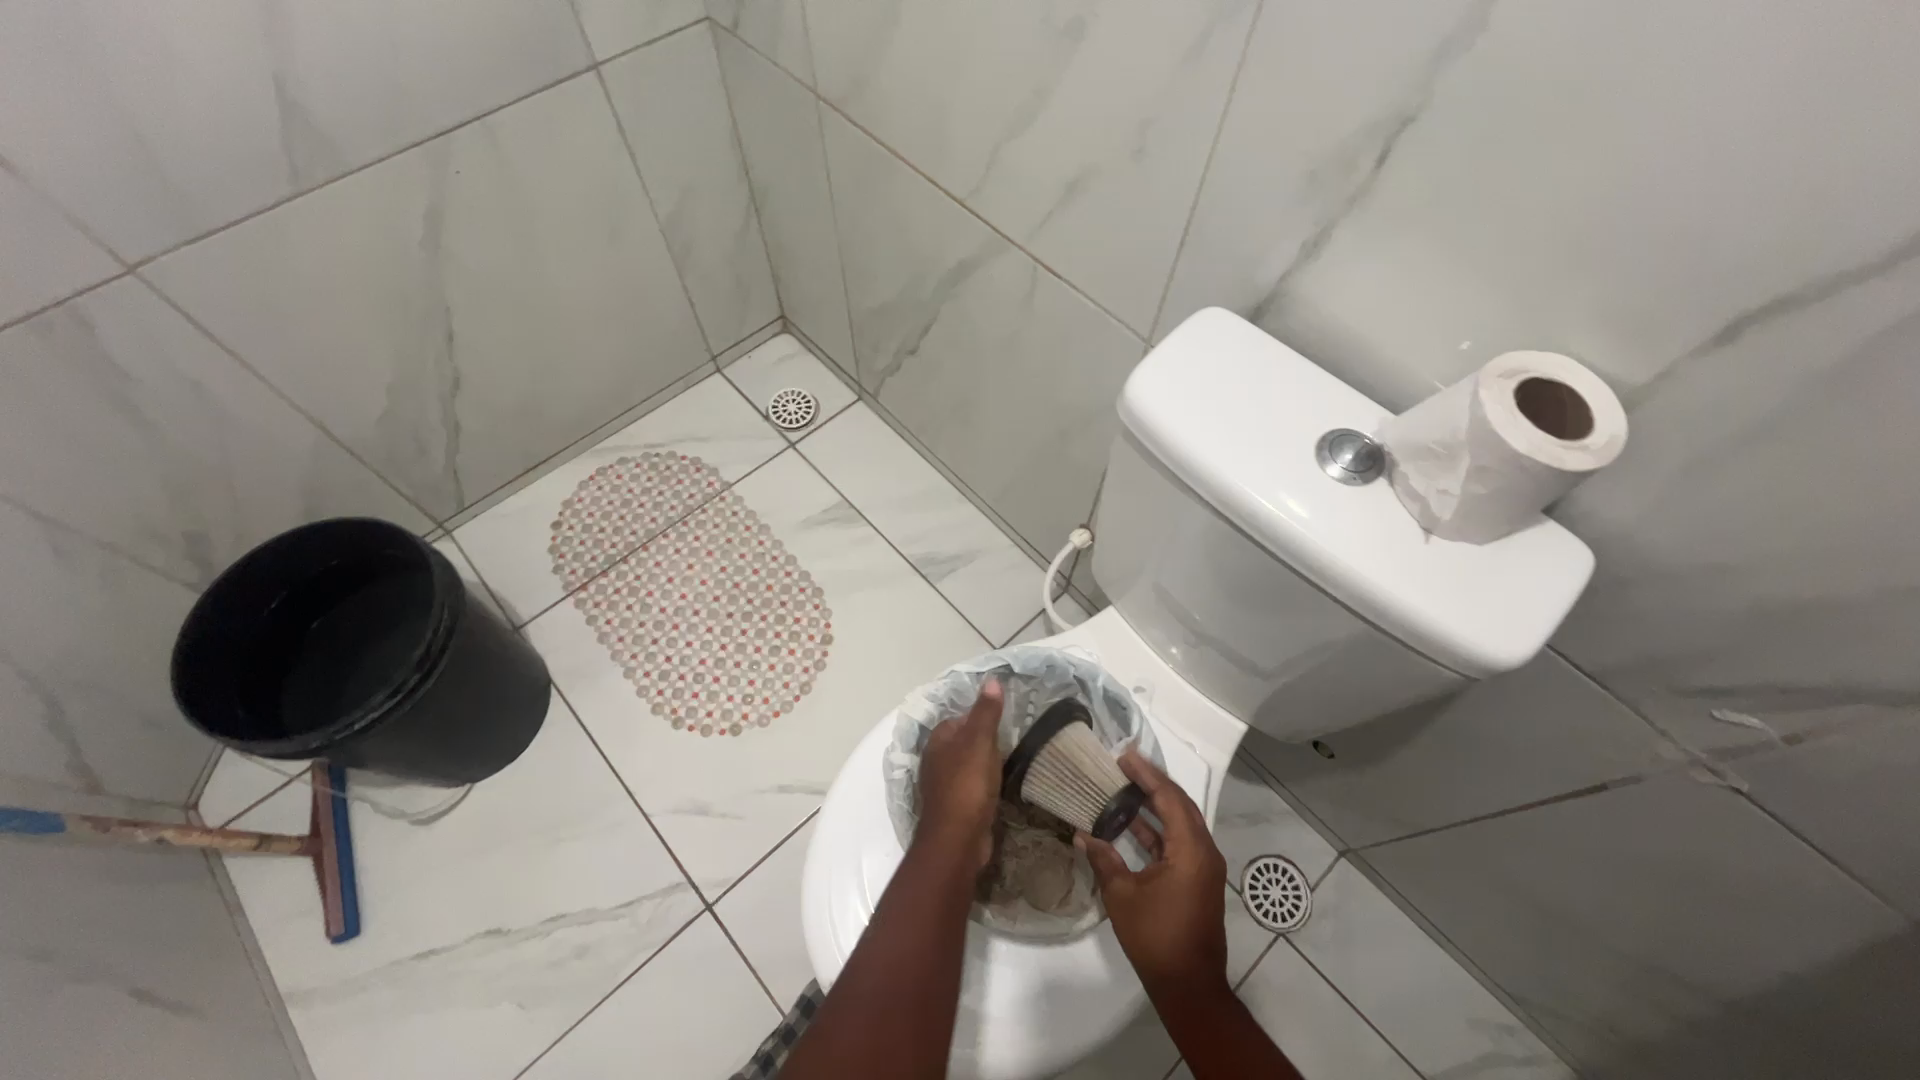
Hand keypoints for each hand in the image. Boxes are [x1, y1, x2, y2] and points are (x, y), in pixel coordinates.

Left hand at [916, 678, 1003, 872]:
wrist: (958, 839)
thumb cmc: (968, 785)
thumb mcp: (980, 742)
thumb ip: (986, 712)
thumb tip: (991, 679)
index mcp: (938, 741)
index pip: (958, 719)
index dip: (979, 717)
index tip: (1003, 720)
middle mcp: (935, 761)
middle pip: (962, 743)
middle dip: (983, 741)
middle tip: (1010, 741)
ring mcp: (943, 787)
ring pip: (966, 766)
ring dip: (984, 764)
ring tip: (1008, 763)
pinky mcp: (954, 808)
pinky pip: (971, 788)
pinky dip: (984, 785)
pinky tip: (998, 788)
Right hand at [1080, 750, 1229, 996]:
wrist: (1189, 985)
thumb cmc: (1156, 937)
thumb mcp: (1122, 895)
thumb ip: (1104, 859)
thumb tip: (1083, 834)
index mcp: (1191, 849)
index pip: (1169, 798)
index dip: (1146, 774)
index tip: (1124, 756)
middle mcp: (1204, 851)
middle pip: (1179, 805)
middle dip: (1153, 783)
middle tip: (1124, 765)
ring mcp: (1204, 867)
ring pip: (1180, 823)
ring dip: (1155, 806)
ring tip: (1125, 788)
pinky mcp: (1198, 881)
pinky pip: (1179, 843)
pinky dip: (1158, 830)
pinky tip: (1132, 825)